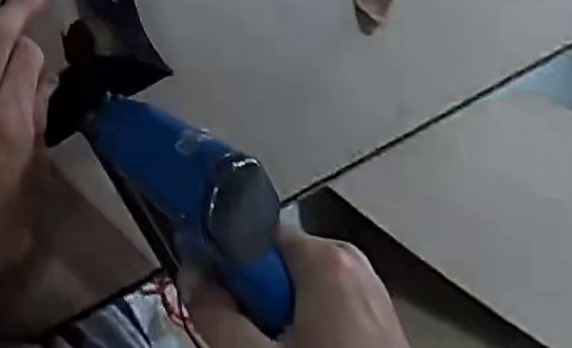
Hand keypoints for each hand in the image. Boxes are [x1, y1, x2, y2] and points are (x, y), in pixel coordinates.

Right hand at [182, 228, 409, 347]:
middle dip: (257, 303)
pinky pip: (326, 312)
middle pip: (276, 265)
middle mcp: (352, 262)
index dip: (229, 268)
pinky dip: (309, 335)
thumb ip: (217, 315)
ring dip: (280, 323)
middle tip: (254, 344)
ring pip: (299, 293)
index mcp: (327, 257)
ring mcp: (370, 293)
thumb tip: (192, 276)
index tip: (216, 296)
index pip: (255, 235)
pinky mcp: (379, 324)